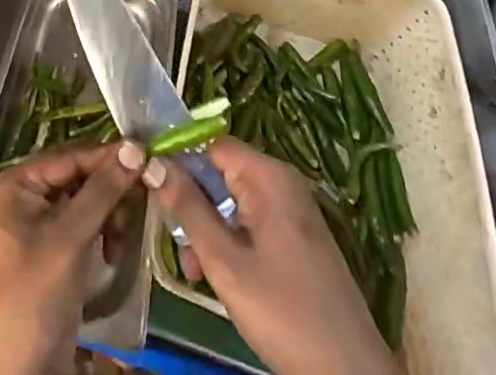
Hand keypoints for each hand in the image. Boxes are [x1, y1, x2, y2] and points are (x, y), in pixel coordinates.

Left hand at [0, 140, 144, 373]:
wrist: (21, 367)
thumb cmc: (35, 293)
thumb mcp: (70, 237)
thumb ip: (103, 190)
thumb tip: (135, 146)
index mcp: (23, 181)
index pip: (75, 155)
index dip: (112, 157)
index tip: (150, 159)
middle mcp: (33, 192)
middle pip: (86, 174)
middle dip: (114, 193)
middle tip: (140, 206)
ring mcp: (47, 219)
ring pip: (95, 198)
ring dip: (114, 216)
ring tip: (122, 242)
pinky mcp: (62, 244)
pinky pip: (93, 222)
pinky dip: (108, 233)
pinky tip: (115, 253)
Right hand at [148, 137, 398, 374]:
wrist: (347, 370)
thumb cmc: (283, 310)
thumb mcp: (225, 261)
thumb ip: (188, 208)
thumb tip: (154, 163)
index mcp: (268, 177)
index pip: (211, 143)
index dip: (177, 157)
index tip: (148, 179)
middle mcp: (281, 182)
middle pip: (220, 173)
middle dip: (191, 204)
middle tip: (173, 240)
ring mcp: (289, 209)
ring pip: (230, 201)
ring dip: (206, 229)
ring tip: (193, 270)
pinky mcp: (292, 234)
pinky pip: (248, 221)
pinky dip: (227, 242)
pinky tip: (215, 275)